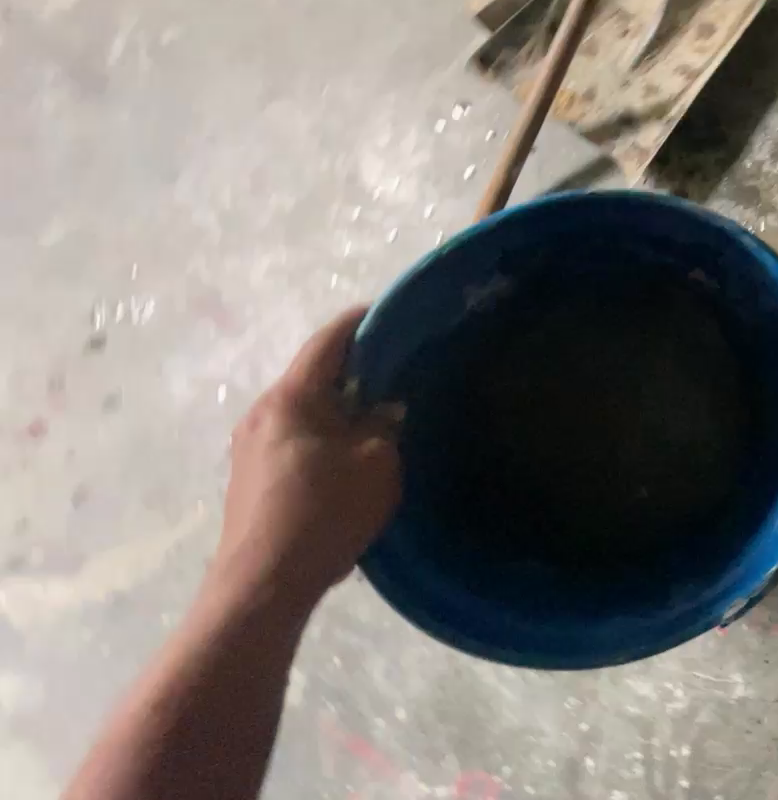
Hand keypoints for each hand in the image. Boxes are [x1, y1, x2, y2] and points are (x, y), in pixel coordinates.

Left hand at [212, 307, 400, 608]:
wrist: (265, 581)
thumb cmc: (326, 509)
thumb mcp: (377, 459)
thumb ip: (385, 421)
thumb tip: (388, 405)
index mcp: (291, 399)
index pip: (329, 341)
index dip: (364, 322)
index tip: (401, 312)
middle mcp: (263, 412)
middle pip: (317, 371)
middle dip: (361, 362)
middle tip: (407, 360)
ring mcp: (254, 443)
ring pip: (310, 403)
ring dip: (347, 397)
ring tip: (391, 400)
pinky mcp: (257, 471)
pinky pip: (302, 429)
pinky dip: (333, 422)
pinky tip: (361, 439)